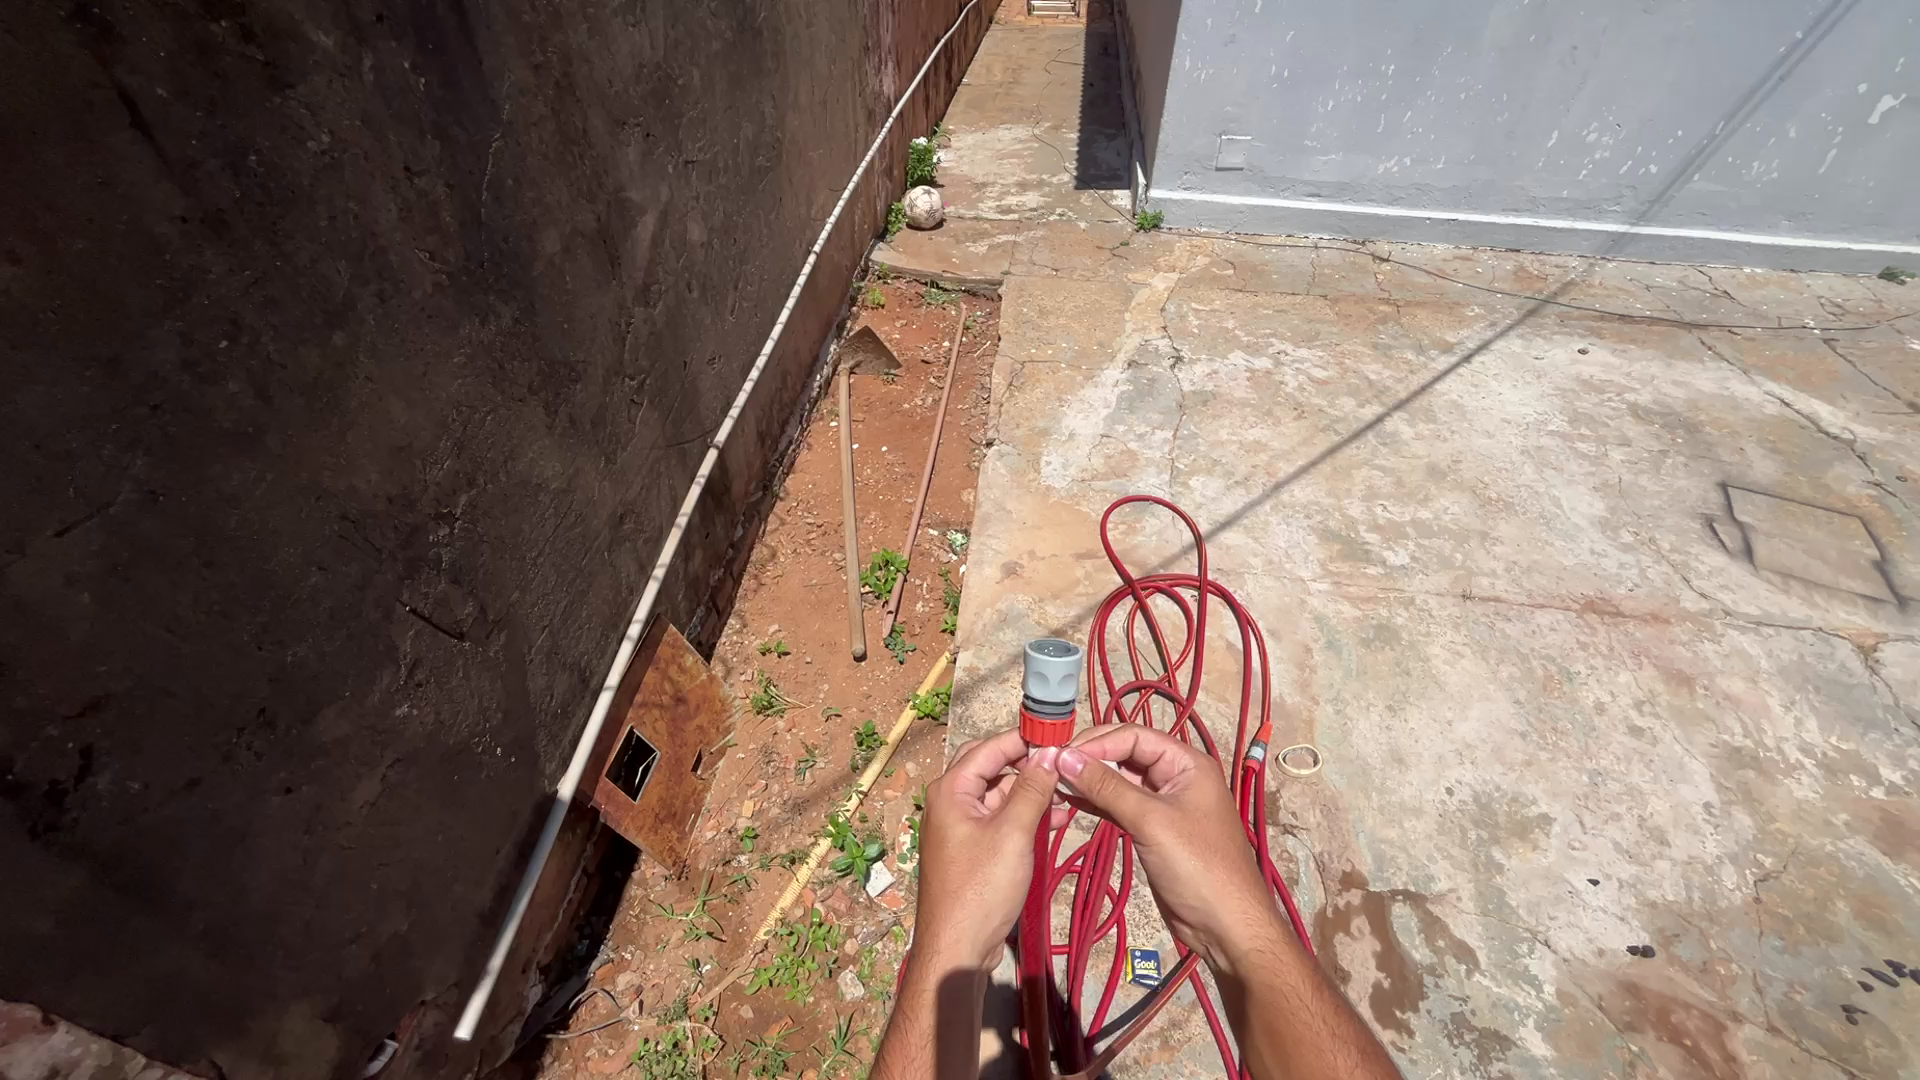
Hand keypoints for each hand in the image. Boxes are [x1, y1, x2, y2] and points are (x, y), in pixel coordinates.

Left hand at [913, 728, 1062, 970]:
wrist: (956, 949)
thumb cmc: (981, 887)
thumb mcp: (1012, 833)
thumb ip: (1031, 789)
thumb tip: (1049, 753)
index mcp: (951, 789)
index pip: (988, 747)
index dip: (1022, 739)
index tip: (1056, 734)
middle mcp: (950, 801)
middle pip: (991, 767)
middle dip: (1026, 764)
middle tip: (1060, 762)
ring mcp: (959, 826)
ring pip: (998, 794)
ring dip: (1029, 792)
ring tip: (1066, 793)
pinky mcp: (970, 849)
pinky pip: (999, 819)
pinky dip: (1023, 816)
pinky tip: (1054, 820)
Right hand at [1056, 726, 1275, 969]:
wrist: (1227, 929)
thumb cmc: (1198, 867)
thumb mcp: (1150, 821)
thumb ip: (1106, 787)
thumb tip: (1064, 757)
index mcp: (1186, 762)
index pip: (1134, 736)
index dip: (1097, 741)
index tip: (1061, 753)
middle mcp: (1175, 776)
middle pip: (1125, 754)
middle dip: (1090, 758)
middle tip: (1053, 766)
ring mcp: (1163, 803)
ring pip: (1119, 780)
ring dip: (1089, 780)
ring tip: (1054, 782)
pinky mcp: (1152, 828)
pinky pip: (1119, 804)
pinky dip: (1096, 802)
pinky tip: (1070, 800)